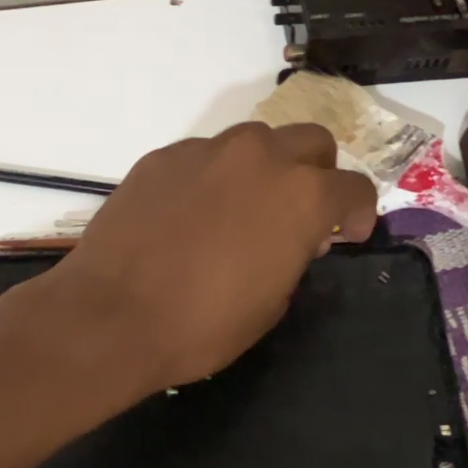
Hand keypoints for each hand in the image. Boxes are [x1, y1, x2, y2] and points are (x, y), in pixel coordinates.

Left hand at [21, 122, 378, 394]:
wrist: (110, 315)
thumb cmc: (201, 326)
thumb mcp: (271, 305)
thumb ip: (294, 258)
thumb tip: (291, 240)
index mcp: (301, 196)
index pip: (354, 188)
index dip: (357, 214)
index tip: (346, 235)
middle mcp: (260, 157)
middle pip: (311, 143)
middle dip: (316, 174)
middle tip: (299, 214)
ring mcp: (206, 151)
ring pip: (255, 141)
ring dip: (263, 169)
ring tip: (241, 211)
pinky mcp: (162, 157)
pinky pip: (203, 157)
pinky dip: (212, 178)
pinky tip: (190, 216)